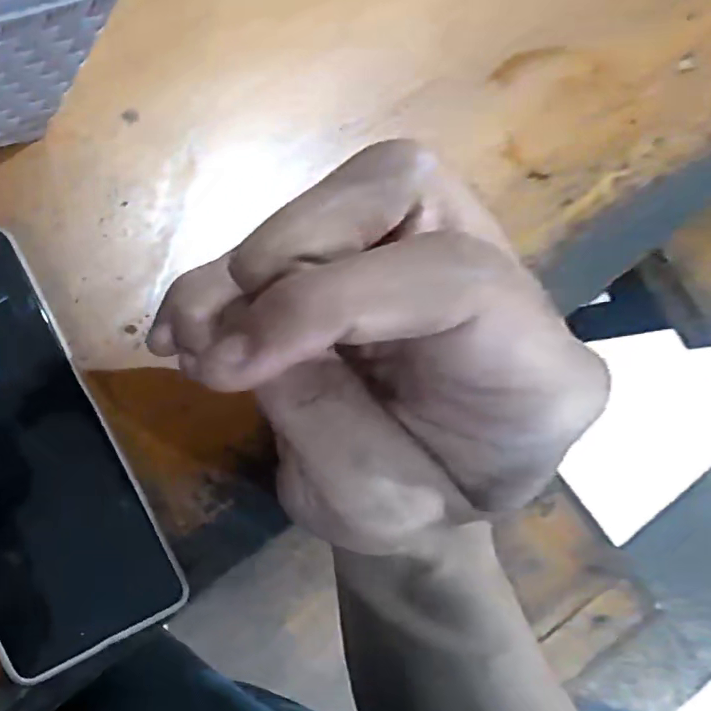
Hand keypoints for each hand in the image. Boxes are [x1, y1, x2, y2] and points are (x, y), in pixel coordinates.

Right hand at [148, 141, 606, 554]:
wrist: (415, 512)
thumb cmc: (405, 521)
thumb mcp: (366, 502)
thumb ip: (312, 410)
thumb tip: (233, 337)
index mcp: (532, 360)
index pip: (446, 277)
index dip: (317, 304)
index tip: (228, 365)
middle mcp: (489, 278)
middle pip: (391, 189)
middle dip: (279, 259)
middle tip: (215, 346)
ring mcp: (420, 254)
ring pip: (325, 200)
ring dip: (233, 272)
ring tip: (185, 345)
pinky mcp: (353, 261)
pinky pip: (281, 235)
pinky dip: (215, 282)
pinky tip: (178, 334)